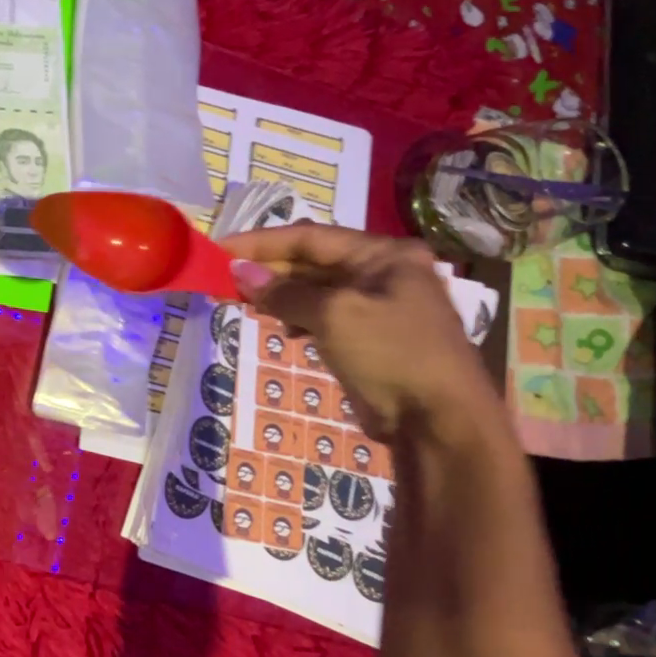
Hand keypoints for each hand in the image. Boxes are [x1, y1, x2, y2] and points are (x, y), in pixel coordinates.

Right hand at [219, 224, 494, 442]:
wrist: (437, 419)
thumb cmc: (390, 354)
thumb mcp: (332, 316)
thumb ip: (283, 292)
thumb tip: (238, 272)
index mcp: (384, 255)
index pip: (310, 237)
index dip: (260, 243)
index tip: (219, 252)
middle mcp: (382, 272)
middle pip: (311, 261)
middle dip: (267, 270)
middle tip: (222, 280)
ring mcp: (377, 304)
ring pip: (313, 288)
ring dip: (278, 294)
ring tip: (243, 303)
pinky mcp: (368, 334)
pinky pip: (322, 313)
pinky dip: (296, 316)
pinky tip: (282, 328)